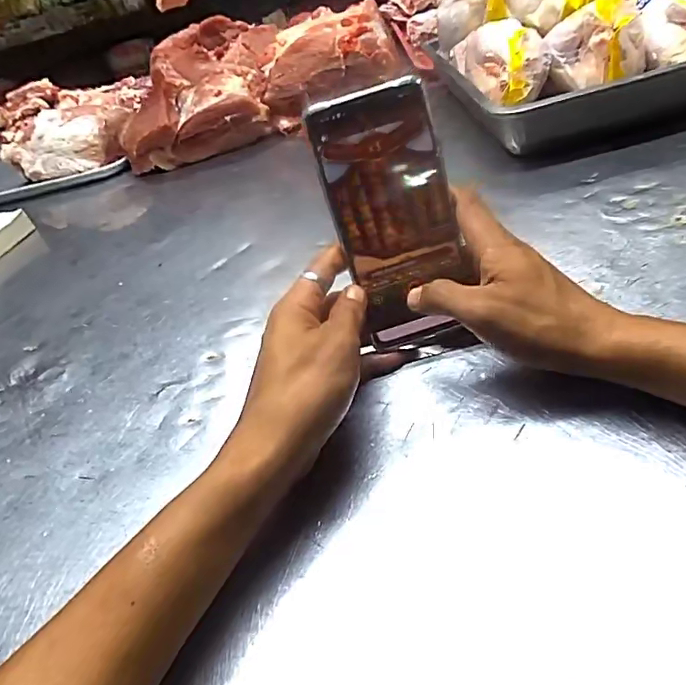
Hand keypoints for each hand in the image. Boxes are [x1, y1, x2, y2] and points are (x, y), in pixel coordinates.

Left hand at [232, 246, 402, 481]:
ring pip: (341, 329)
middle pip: (333, 297)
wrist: (278, 445)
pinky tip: (397, 356)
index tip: (374, 239)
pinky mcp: (313, 379)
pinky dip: (365, 356)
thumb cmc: (307, 386)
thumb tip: (357, 288)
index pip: (322, 266)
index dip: (345, 251)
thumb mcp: (336, 343)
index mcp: (296, 306)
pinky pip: (342, 358)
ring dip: (369, 324)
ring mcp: (304, 352)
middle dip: (365, 289)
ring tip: (407, 312)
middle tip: (404, 278)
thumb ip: (350, 312)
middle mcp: (297, 324)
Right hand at [408, 188, 626, 375]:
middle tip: (394, 237)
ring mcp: (515, 268)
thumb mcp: (482, 312)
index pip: (465, 202)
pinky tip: (444, 292)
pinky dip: (459, 276)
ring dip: (442, 255)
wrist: (595, 343)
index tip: (407, 193)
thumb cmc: (538, 322)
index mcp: (495, 244)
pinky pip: (482, 273)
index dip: (437, 192)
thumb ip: (444, 297)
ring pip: (471, 252)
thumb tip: (413, 293)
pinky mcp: (522, 288)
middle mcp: (505, 249)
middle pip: (464, 226)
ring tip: (409, 264)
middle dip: (430, 228)